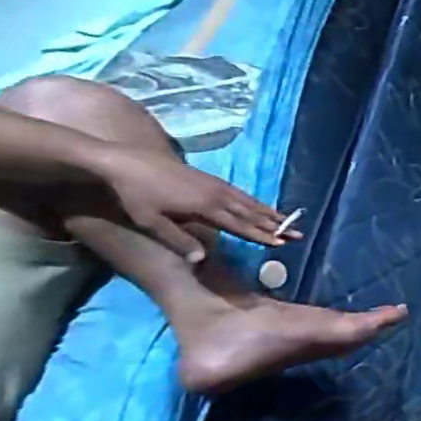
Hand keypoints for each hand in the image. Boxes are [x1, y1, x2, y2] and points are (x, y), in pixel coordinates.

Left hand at [91, 144, 295, 260]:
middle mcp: (217, 195)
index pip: (240, 225)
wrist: (123, 160)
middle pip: (252, 213)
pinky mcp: (211, 178)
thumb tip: (202, 260)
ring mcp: (216, 185)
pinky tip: (261, 206)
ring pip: (249, 202)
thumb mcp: (150, 221)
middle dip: (276, 225)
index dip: (261, 235)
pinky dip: (256, 201)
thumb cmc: (133, 194)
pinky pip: (241, 193)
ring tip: (288, 221)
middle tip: (298, 234)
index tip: (282, 244)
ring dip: (269, 213)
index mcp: (205, 207)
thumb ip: (178, 240)